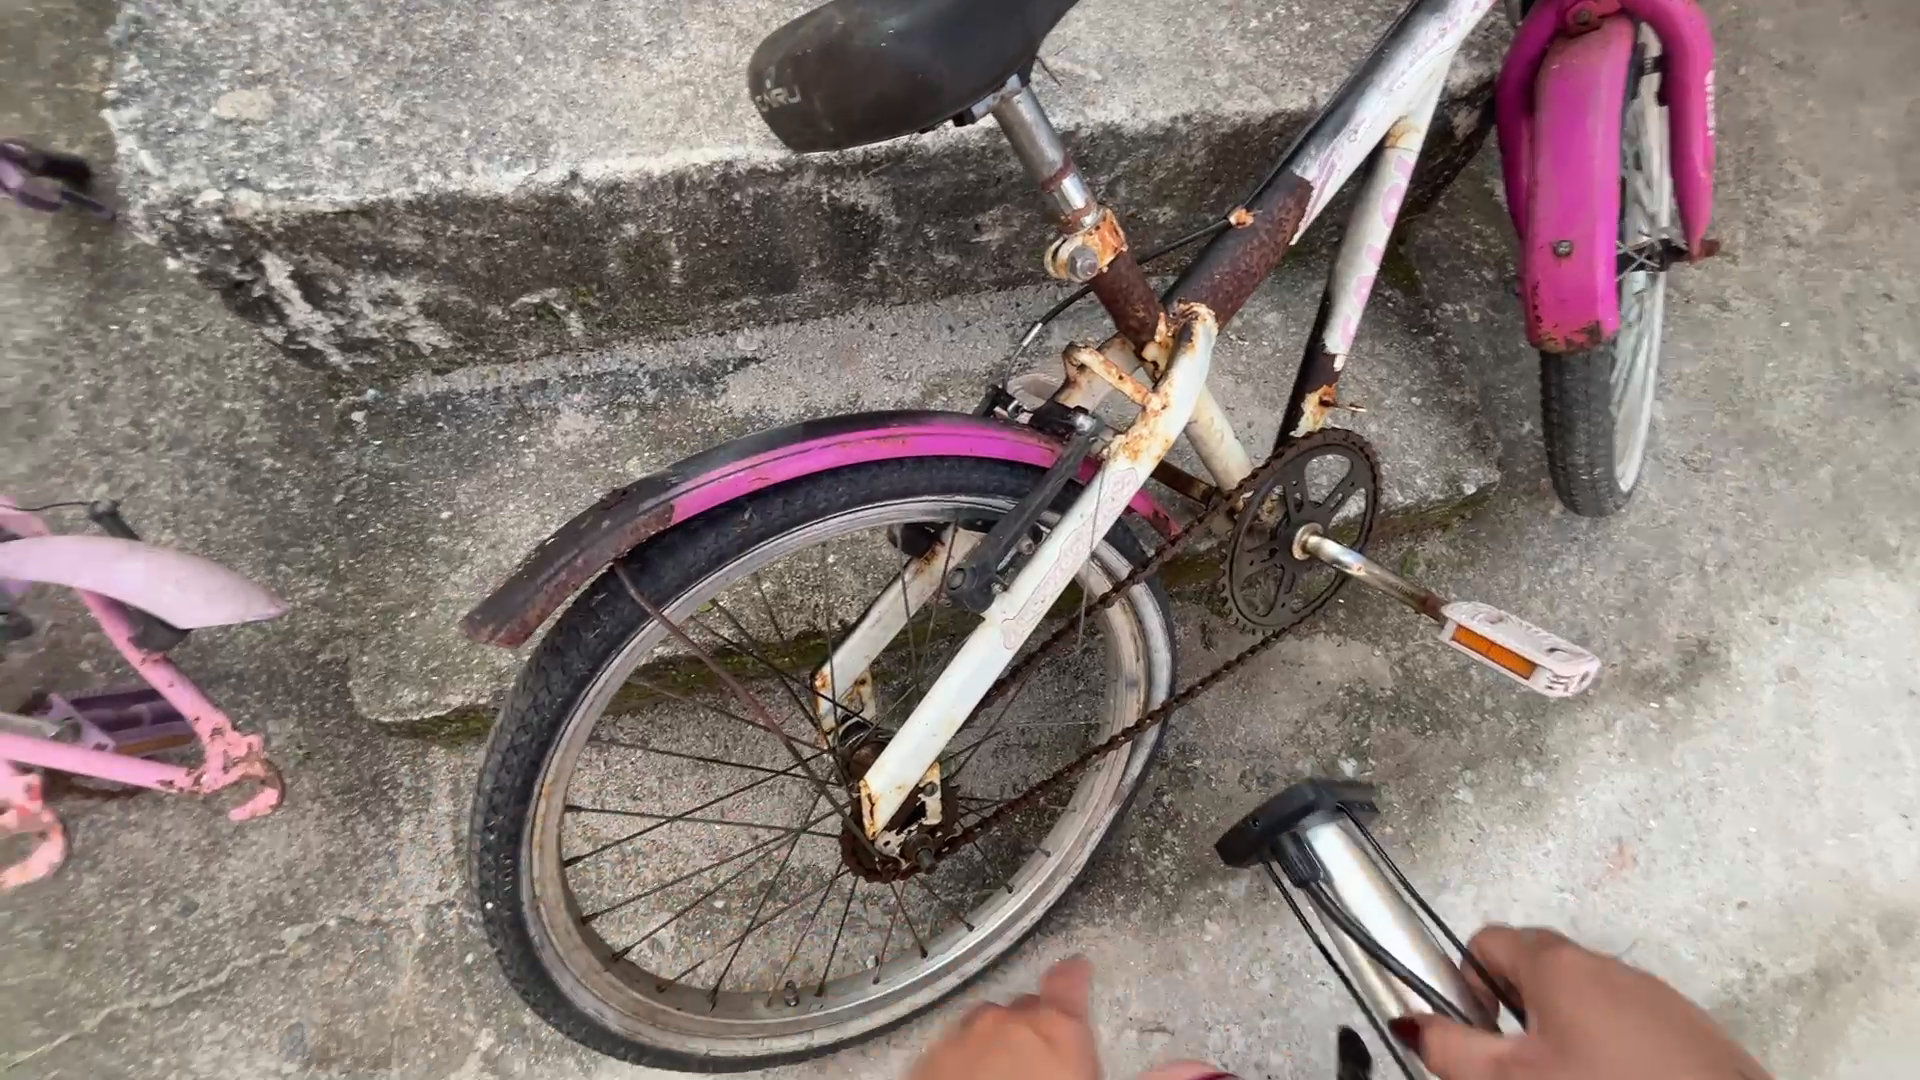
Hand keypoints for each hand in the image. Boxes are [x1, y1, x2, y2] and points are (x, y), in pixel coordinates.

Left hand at [909, 956, 1101, 1079]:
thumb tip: (1200, 1067)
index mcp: (1057, 1031)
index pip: (1070, 982)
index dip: (1076, 977)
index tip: (1079, 970)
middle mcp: (1007, 1020)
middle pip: (1029, 1008)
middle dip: (1039, 1027)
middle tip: (1051, 1064)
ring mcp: (961, 1037)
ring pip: (987, 1026)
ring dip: (1001, 1043)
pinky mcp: (925, 1061)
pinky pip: (952, 1048)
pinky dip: (966, 1062)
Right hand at [1389, 926, 1773, 1079]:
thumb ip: (1449, 1047)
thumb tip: (1407, 1022)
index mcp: (1556, 962)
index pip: (1484, 941)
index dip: (1469, 984)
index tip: (1485, 1037)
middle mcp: (1605, 964)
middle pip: (1536, 970)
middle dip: (1518, 1014)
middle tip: (1528, 1069)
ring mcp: (1661, 999)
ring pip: (1586, 1002)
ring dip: (1569, 1034)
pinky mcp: (1704, 1038)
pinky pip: (1635, 1028)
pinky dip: (1620, 1053)